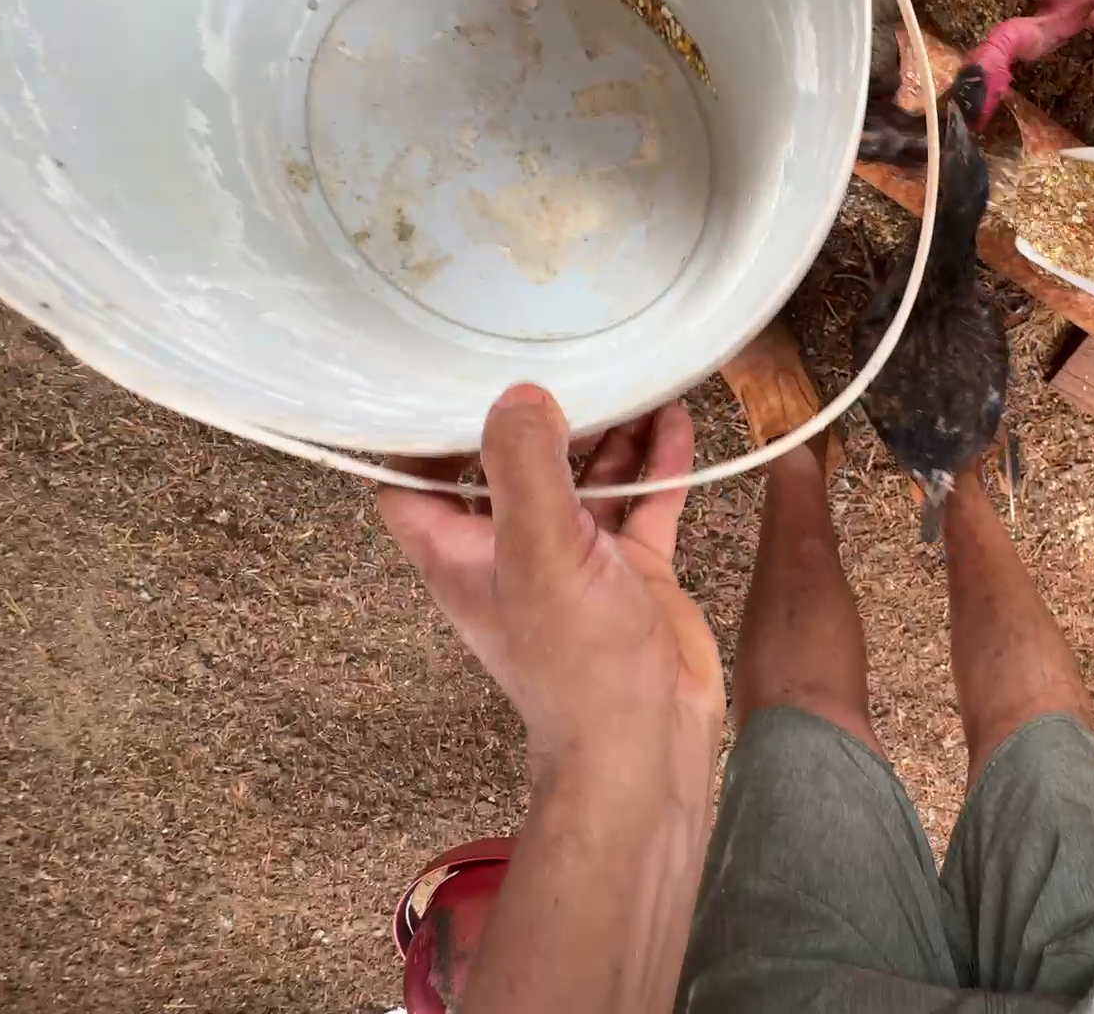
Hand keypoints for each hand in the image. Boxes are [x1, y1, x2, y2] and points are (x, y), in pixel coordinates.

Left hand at [378, 386, 722, 790]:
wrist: (649, 731)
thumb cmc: (578, 658)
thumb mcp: (540, 553)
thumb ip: (526, 468)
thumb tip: (520, 394)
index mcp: (464, 548)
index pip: (417, 479)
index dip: (427, 431)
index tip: (459, 375)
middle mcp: (517, 546)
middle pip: (520, 465)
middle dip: (548, 418)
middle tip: (577, 362)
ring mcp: (580, 556)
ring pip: (589, 479)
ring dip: (613, 434)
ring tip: (640, 380)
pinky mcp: (633, 566)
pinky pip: (644, 501)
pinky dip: (657, 465)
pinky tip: (676, 422)